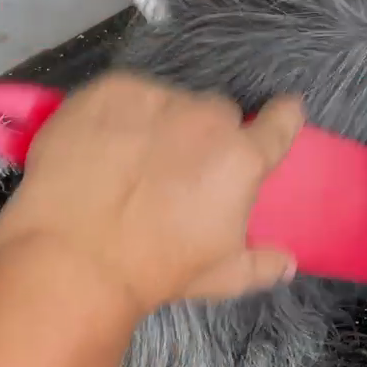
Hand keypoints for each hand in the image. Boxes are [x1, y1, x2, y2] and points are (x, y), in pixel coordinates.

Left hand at [0, 73, 302, 312]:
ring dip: (168, 121)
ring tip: (139, 158)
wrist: (78, 255)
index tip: (287, 111)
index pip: (280, 124)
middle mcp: (207, 120)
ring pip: (174, 101)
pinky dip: (126, 113)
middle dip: (212, 134)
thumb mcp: (226, 276)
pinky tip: (108, 146)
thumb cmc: (163, 268)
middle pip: (221, 112)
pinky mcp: (110, 90)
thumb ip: (264, 265)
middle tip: (186, 167)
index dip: (284, 117)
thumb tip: (288, 263)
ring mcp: (157, 99)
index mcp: (243, 160)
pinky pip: (130, 93)